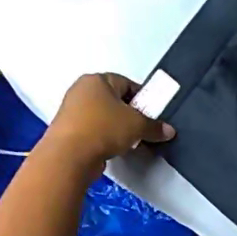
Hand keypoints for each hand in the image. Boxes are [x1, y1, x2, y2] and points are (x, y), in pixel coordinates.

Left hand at [43, 73, 175, 171]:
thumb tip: (169, 131)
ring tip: (128, 141)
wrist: (70, 155)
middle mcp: (81, 90)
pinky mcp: (67, 130)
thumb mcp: (137, 126)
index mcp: (97, 80)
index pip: (126, 83)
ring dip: (115, 127)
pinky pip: (92, 130)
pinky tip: (112, 149)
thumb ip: (154, 127)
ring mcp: (71, 110)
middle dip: (128, 114)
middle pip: (113, 100)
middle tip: (141, 129)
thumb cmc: (104, 128)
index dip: (142, 98)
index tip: (151, 114)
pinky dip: (102, 138)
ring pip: (102, 116)